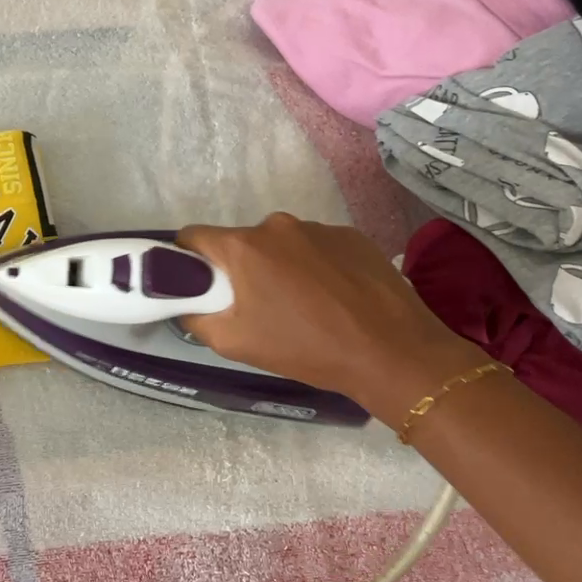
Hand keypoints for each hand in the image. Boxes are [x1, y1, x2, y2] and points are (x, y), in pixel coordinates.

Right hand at [177, 213, 482, 417]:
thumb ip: (195, 318)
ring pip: (280, 243)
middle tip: (254, 304)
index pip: (193, 236)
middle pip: (239, 241)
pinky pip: (317, 246)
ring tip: (301, 303)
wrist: (395, 355)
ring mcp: (318, 228)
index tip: (197, 284)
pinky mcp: (353, 237)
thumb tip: (187, 305)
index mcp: (241, 246)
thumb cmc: (305, 348)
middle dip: (239, 267)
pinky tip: (332, 296)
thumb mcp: (232, 343)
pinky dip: (315, 266)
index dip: (186, 258)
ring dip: (279, 265)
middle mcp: (275, 226)